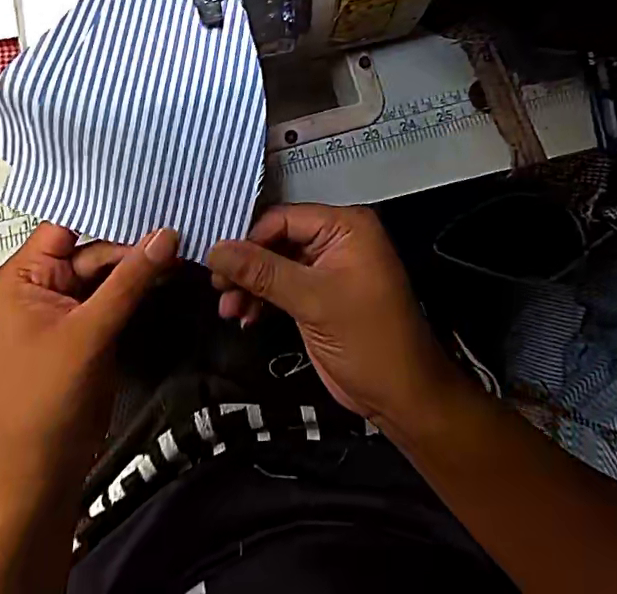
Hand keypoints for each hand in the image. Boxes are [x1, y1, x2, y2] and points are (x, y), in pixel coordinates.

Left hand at [0, 223, 176, 481]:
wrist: (41, 471)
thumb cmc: (47, 397)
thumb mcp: (89, 332)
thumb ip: (129, 280)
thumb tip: (166, 234)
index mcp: (24, 275)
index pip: (67, 224)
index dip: (106, 208)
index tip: (149, 189)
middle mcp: (43, 284)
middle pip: (93, 247)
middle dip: (133, 240)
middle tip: (178, 222)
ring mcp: (67, 307)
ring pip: (108, 272)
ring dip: (140, 264)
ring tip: (182, 243)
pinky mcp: (88, 329)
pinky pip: (115, 296)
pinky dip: (139, 286)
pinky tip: (168, 272)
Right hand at [206, 204, 460, 426]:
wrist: (402, 397)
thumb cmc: (367, 340)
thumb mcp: (312, 301)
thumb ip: (262, 272)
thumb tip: (215, 250)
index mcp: (345, 226)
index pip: (283, 219)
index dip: (248, 239)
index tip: (216, 263)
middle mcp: (336, 239)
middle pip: (276, 240)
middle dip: (246, 266)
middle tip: (219, 288)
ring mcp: (328, 267)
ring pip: (275, 264)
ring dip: (250, 286)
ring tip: (229, 310)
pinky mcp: (320, 294)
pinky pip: (282, 285)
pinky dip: (262, 299)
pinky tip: (246, 317)